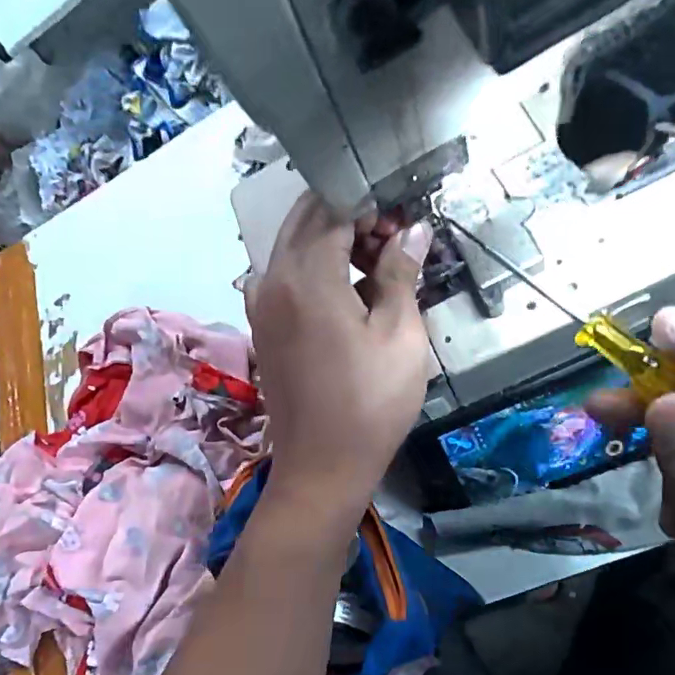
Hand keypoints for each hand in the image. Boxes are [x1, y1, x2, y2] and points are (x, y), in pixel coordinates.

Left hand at [247, 192, 432, 514]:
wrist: (323, 466)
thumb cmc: (371, 404)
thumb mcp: (401, 336)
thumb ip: (401, 274)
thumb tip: (413, 231)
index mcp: (307, 276)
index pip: (335, 211)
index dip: (373, 207)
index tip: (405, 226)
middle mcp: (273, 279)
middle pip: (306, 222)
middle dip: (349, 217)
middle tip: (392, 241)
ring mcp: (261, 304)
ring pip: (293, 247)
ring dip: (331, 242)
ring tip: (376, 267)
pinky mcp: (262, 326)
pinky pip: (285, 276)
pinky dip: (314, 269)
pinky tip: (347, 293)